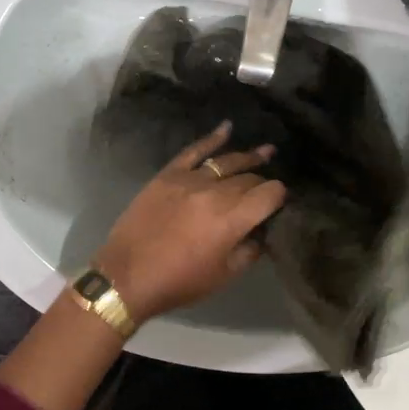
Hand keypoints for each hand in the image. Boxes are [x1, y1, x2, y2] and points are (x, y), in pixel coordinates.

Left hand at [93, 123, 287, 320]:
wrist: (127, 276)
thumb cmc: (179, 282)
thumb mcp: (225, 275)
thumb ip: (250, 250)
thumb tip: (262, 232)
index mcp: (233, 218)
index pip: (270, 194)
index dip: (280, 197)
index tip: (281, 203)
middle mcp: (215, 192)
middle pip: (249, 178)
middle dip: (263, 183)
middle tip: (268, 190)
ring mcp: (189, 180)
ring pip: (226, 162)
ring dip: (249, 156)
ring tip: (266, 151)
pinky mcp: (167, 175)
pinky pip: (193, 151)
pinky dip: (211, 138)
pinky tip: (227, 128)